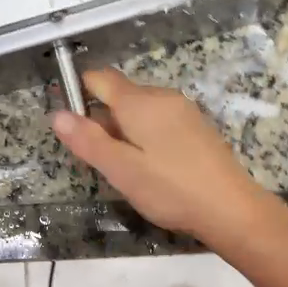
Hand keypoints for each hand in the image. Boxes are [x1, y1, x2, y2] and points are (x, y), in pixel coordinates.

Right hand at [50, 69, 274, 241]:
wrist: (230, 209)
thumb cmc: (170, 189)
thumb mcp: (120, 169)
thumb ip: (88, 140)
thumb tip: (57, 114)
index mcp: (140, 102)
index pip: (99, 78)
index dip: (77, 92)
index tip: (68, 123)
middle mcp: (162, 97)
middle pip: (120, 95)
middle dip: (101, 120)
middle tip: (97, 160)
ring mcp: (183, 111)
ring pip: (139, 110)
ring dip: (123, 131)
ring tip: (123, 169)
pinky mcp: (196, 128)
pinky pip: (159, 121)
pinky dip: (144, 137)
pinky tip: (149, 168)